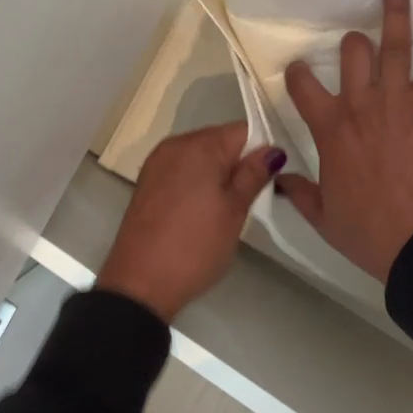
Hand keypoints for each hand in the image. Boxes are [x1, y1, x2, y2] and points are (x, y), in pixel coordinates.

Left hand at [97, 121, 284, 320]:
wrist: (139, 282)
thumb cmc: (195, 246)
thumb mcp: (234, 212)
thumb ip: (253, 175)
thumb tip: (272, 149)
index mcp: (201, 145)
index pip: (243, 130)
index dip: (261, 151)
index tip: (268, 180)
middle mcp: (176, 143)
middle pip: (220, 140)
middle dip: (237, 163)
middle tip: (248, 200)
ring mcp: (158, 161)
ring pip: (200, 155)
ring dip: (216, 173)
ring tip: (224, 210)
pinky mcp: (147, 180)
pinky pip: (181, 169)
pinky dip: (195, 181)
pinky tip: (199, 211)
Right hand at [278, 0, 412, 281]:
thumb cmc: (373, 235)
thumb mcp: (326, 220)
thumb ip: (300, 193)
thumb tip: (280, 177)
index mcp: (330, 131)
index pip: (302, 86)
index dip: (298, 74)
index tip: (300, 72)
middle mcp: (360, 106)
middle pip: (350, 52)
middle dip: (351, 43)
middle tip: (358, 47)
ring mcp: (398, 101)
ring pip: (391, 43)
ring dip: (395, 7)